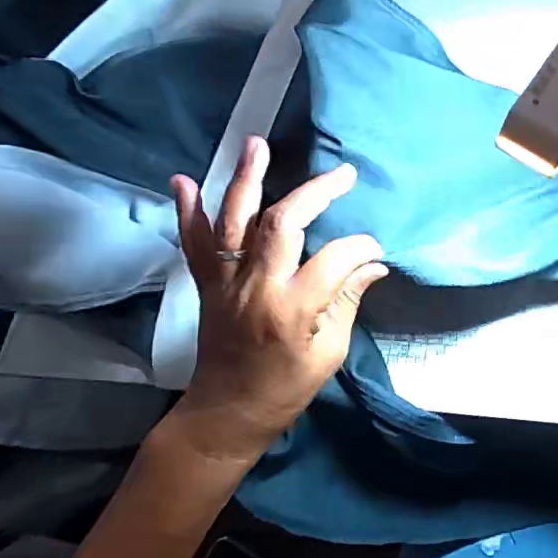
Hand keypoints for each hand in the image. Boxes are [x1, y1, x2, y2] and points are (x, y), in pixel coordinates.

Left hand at [167, 136, 387, 465]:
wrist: (226, 413)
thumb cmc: (284, 390)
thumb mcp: (329, 354)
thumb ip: (347, 302)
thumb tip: (373, 264)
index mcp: (292, 310)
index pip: (334, 260)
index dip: (360, 247)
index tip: (374, 247)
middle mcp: (255, 287)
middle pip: (281, 224)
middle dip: (314, 193)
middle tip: (341, 174)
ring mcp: (225, 283)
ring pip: (234, 222)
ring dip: (246, 179)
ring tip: (257, 144)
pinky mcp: (206, 285)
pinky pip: (195, 243)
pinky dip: (189, 212)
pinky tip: (184, 181)